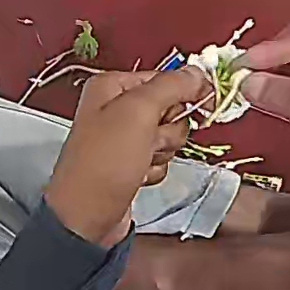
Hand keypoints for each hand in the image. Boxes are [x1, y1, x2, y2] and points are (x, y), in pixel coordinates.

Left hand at [45, 70, 208, 245]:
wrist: (87, 217)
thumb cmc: (104, 162)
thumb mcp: (139, 113)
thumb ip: (171, 86)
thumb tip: (197, 72)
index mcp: (113, 87)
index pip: (164, 78)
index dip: (183, 92)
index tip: (201, 103)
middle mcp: (117, 109)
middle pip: (170, 108)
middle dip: (168, 128)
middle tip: (150, 139)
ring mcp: (124, 138)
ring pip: (169, 135)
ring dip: (162, 150)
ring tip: (140, 160)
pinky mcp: (132, 163)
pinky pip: (161, 158)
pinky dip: (155, 168)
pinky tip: (138, 175)